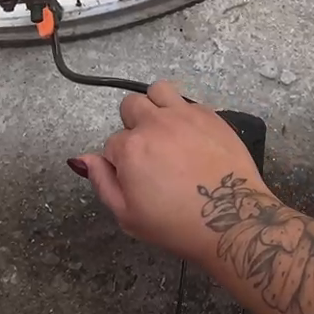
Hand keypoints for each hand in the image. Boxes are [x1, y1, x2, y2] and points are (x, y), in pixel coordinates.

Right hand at [71, 82, 267, 265]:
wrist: (231, 217)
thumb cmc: (177, 223)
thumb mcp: (128, 216)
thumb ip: (102, 182)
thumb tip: (82, 158)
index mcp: (130, 147)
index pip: (111, 143)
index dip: (119, 162)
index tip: (134, 176)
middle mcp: (155, 123)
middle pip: (130, 106)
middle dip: (133, 125)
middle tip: (148, 151)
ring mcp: (184, 114)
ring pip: (158, 90)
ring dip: (156, 105)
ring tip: (165, 130)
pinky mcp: (209, 114)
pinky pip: (187, 100)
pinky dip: (183, 113)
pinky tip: (190, 137)